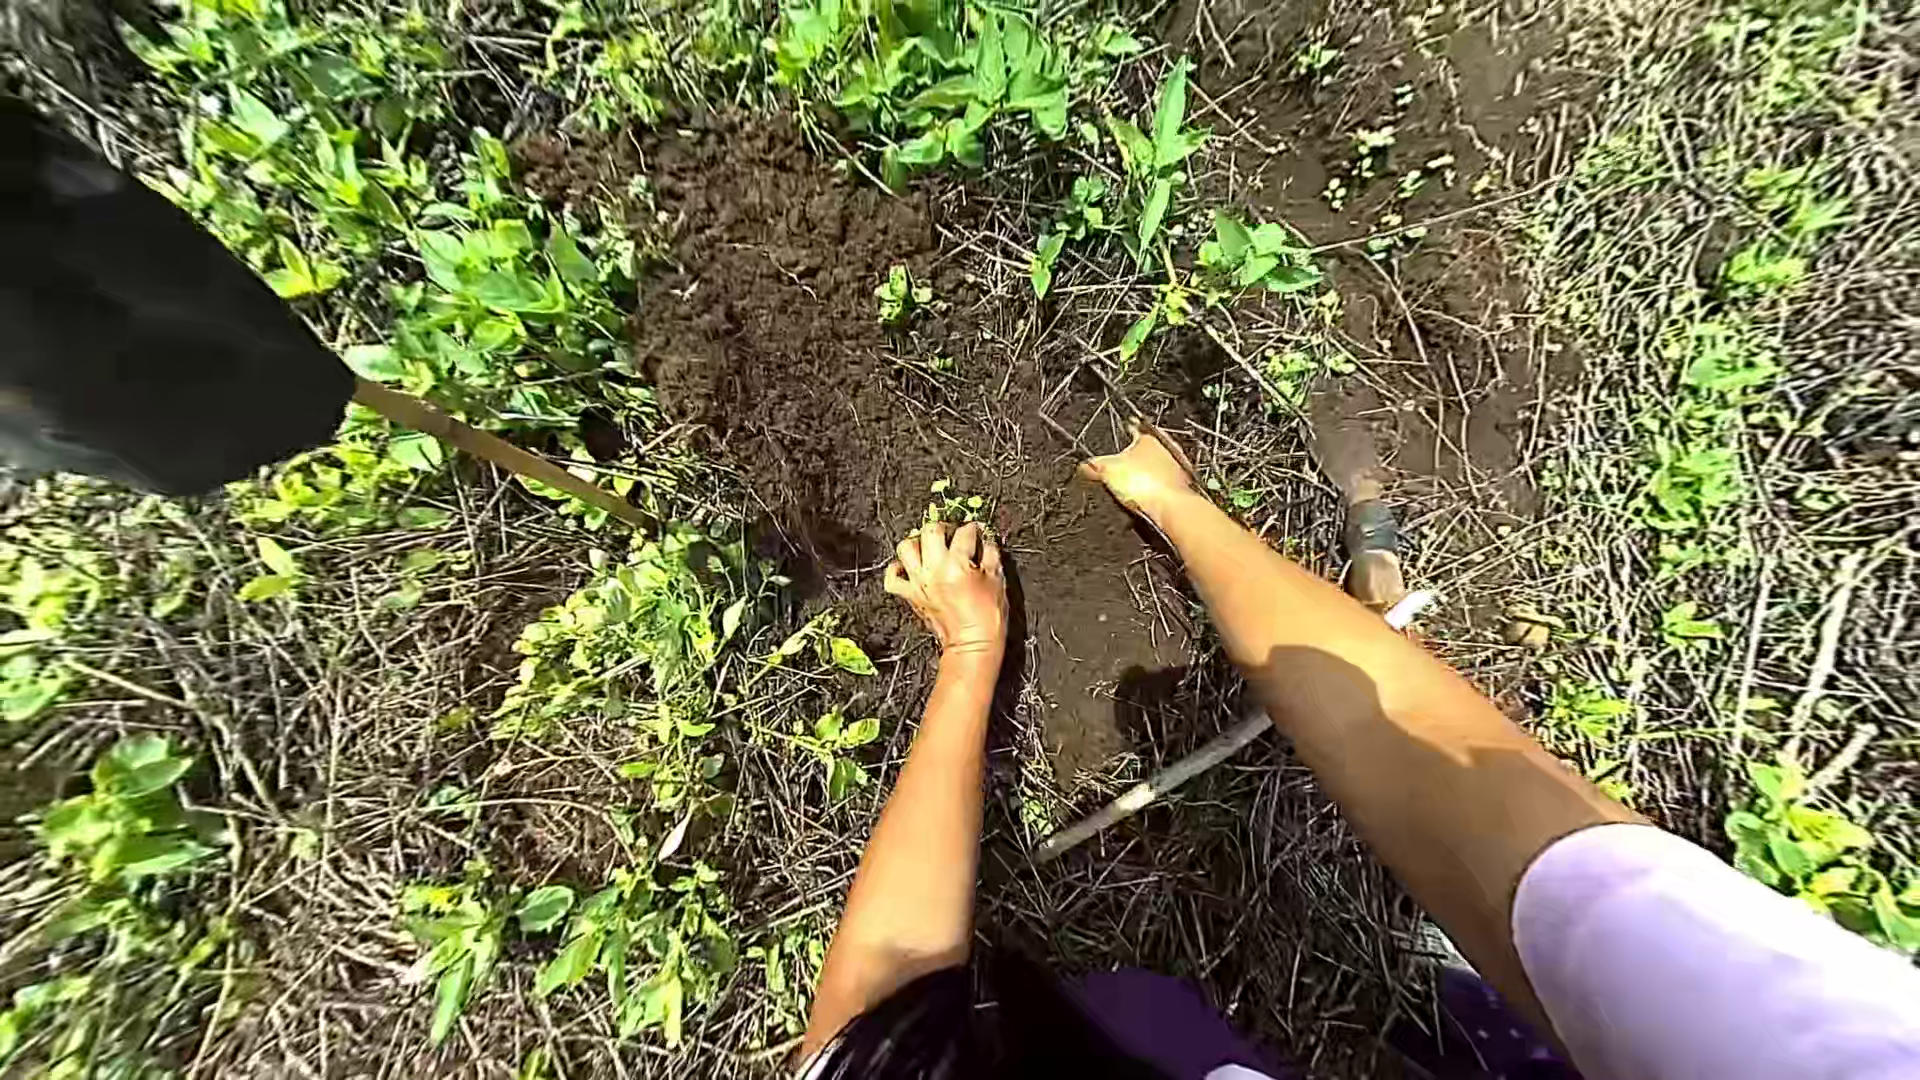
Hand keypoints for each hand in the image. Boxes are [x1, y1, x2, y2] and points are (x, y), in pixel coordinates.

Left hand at [885, 521, 1006, 656]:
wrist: (973, 647)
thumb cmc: (987, 618)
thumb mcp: (997, 579)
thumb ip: (991, 553)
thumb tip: (986, 537)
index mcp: (957, 564)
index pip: (964, 533)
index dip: (974, 529)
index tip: (978, 531)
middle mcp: (933, 570)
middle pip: (931, 530)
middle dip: (945, 527)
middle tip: (954, 534)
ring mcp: (918, 582)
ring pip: (906, 547)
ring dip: (918, 542)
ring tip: (931, 545)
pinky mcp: (910, 595)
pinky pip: (892, 577)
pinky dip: (897, 568)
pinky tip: (910, 566)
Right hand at [1078, 423, 1196, 522]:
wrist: (1171, 510)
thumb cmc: (1147, 485)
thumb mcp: (1105, 470)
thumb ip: (1092, 465)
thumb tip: (1083, 465)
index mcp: (1149, 436)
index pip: (1131, 431)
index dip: (1118, 441)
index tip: (1111, 450)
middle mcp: (1167, 449)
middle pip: (1142, 453)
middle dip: (1129, 464)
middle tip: (1115, 476)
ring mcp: (1177, 469)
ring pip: (1153, 471)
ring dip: (1143, 481)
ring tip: (1129, 493)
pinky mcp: (1182, 489)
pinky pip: (1162, 489)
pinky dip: (1153, 495)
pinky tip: (1144, 503)